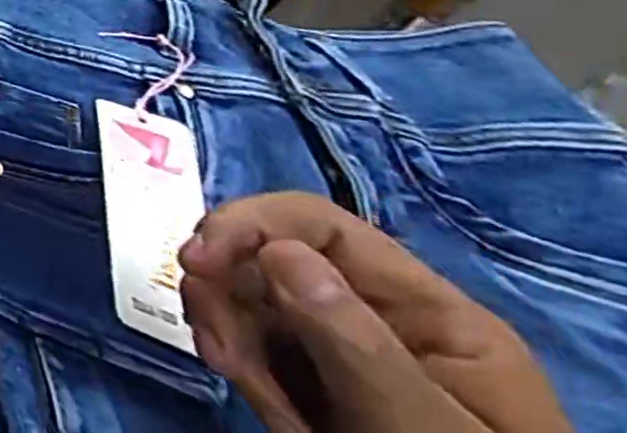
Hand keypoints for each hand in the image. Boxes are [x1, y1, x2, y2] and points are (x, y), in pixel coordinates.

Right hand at [179, 192, 570, 432]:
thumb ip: (359, 347)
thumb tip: (278, 251)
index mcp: (431, 314)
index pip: (323, 227)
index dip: (251, 225)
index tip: (195, 260)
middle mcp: (383, 319)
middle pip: (277, 260)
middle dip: (232, 293)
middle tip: (217, 349)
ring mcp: (348, 354)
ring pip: (257, 302)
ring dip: (232, 334)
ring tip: (238, 381)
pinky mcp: (319, 388)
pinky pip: (259, 349)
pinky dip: (243, 365)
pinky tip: (258, 401)